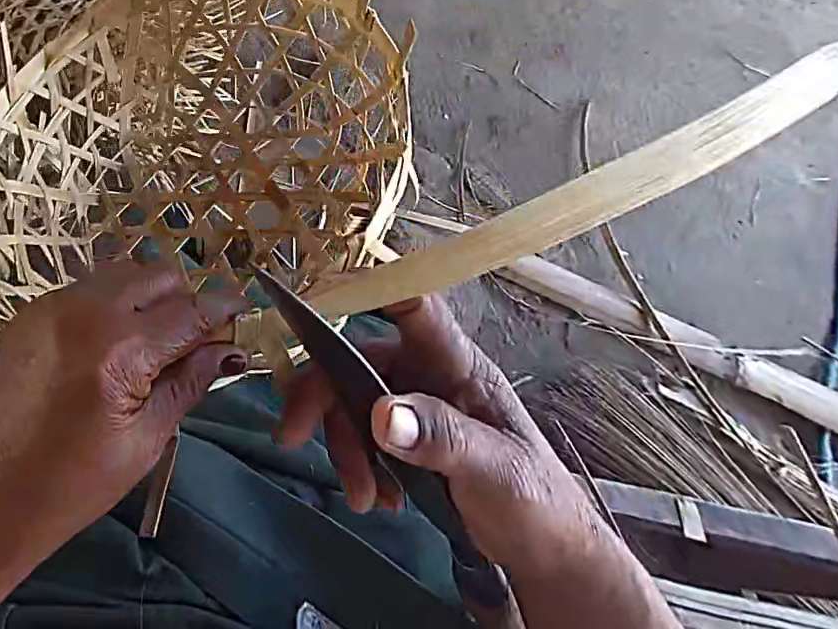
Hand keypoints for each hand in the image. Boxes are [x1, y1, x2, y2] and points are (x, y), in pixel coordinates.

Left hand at [0, 258, 250, 539]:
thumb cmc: (72, 482)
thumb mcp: (145, 440)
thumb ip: (188, 382)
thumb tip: (230, 350)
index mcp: (120, 351)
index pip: (189, 312)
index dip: (223, 307)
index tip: (243, 305)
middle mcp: (88, 311)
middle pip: (159, 275)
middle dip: (183, 299)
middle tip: (189, 338)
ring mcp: (57, 302)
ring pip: (126, 271)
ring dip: (148, 295)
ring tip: (149, 338)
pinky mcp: (36, 306)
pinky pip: (92, 285)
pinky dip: (114, 301)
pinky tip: (109, 339)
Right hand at [275, 294, 602, 567]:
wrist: (545, 552)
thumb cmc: (536, 500)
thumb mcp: (497, 472)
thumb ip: (442, 438)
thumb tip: (383, 415)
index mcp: (454, 360)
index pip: (412, 301)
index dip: (368, 285)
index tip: (318, 296)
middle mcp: (425, 368)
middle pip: (357, 355)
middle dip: (322, 392)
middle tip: (292, 433)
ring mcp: (410, 399)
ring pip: (350, 398)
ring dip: (343, 445)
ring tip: (364, 498)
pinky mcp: (401, 432)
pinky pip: (357, 431)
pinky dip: (356, 463)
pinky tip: (377, 497)